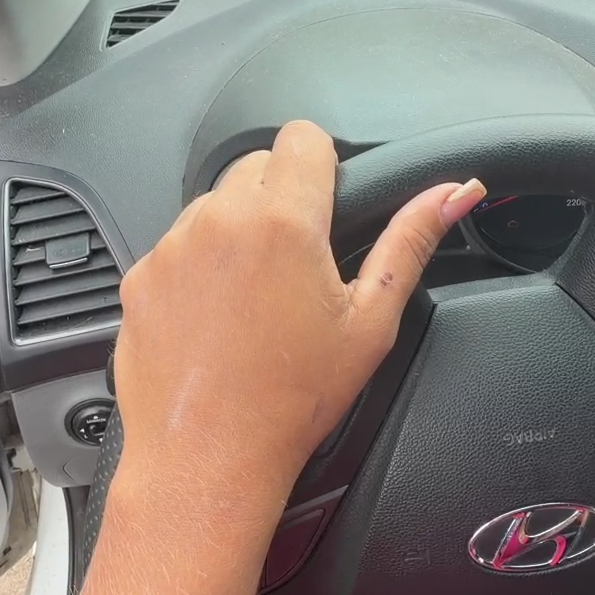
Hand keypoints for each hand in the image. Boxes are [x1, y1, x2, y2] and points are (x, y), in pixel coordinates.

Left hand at [111, 120, 484, 507]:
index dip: (321, 162)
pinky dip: (197, 262)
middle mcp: (220, 220)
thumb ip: (410, 241)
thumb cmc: (292, 399)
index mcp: (284, 222)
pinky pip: (176, 242)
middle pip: (257, 164)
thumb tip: (453, 193)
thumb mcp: (370, 320)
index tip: (325, 198)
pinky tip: (216, 313)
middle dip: (281, 196)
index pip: (302, 136)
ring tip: (255, 293)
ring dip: (237, 228)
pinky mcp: (140, 274)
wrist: (207, 458)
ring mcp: (173, 246)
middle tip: (296, 261)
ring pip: (214, 202)